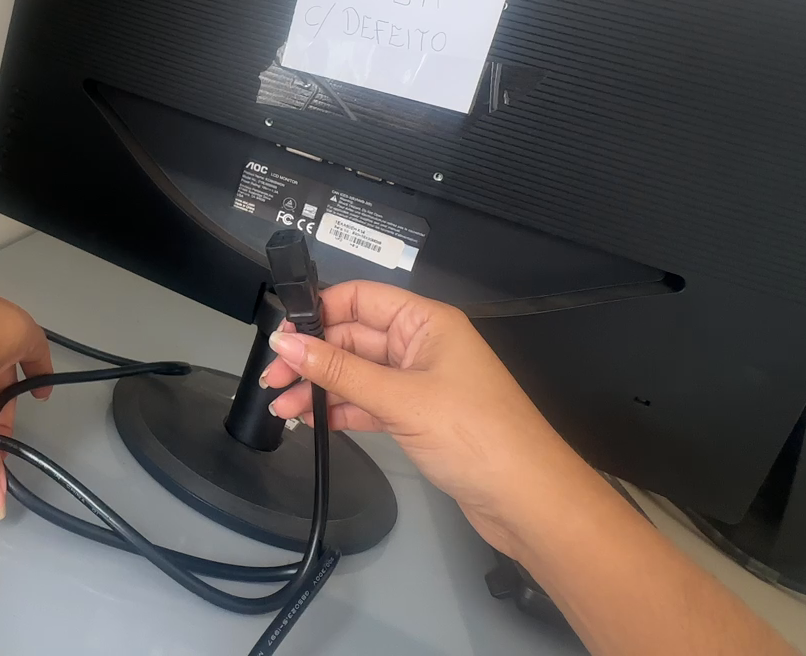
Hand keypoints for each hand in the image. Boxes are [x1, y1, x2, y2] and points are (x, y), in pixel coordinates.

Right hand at [263, 280, 597, 556]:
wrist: (533, 507)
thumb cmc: (478, 437)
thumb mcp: (401, 399)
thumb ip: (338, 371)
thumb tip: (285, 344)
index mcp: (425, 322)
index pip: (358, 299)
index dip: (317, 313)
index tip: (282, 335)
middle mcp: (419, 345)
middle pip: (350, 339)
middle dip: (310, 358)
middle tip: (272, 379)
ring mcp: (418, 381)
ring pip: (354, 373)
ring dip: (319, 388)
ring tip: (282, 407)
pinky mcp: (416, 415)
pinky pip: (366, 401)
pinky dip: (339, 410)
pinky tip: (311, 420)